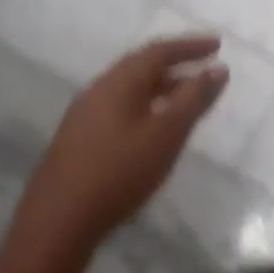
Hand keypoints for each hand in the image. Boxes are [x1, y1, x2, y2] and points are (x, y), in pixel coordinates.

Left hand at [0, 35, 227, 272]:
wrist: (56, 227)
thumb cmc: (120, 171)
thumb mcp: (168, 133)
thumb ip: (195, 98)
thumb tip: (218, 69)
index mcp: (118, 82)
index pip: (159, 51)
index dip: (191, 46)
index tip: (218, 45)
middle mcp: (97, 91)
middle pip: (142, 68)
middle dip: (176, 67)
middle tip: (205, 71)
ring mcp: (82, 118)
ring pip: (129, 92)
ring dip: (161, 90)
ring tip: (186, 102)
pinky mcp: (76, 143)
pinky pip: (118, 112)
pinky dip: (144, 109)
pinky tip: (153, 131)